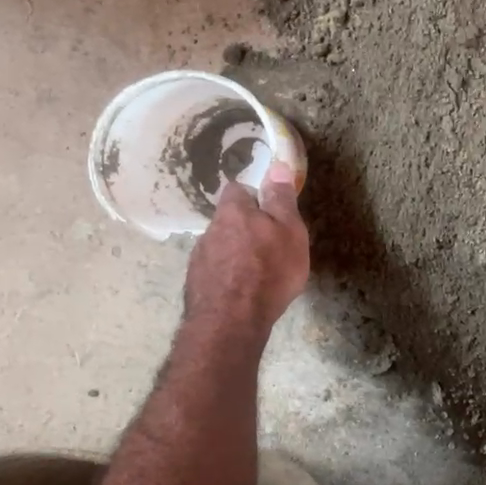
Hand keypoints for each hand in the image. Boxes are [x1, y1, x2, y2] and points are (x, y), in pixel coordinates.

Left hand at [183, 162, 310, 333]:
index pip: (237, 189)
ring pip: (220, 245)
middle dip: (246, 227)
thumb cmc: (269, 269)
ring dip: (236, 252)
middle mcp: (210, 230)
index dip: (254, 196)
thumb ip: (281, 199)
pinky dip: (228, 273)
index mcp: (233, 213)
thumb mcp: (289, 230)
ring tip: (257, 270)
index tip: (270, 211)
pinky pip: (215, 269)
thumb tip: (277, 165)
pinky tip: (243, 289)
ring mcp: (199, 258)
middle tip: (270, 244)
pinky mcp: (196, 283)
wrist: (231, 320)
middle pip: (228, 219)